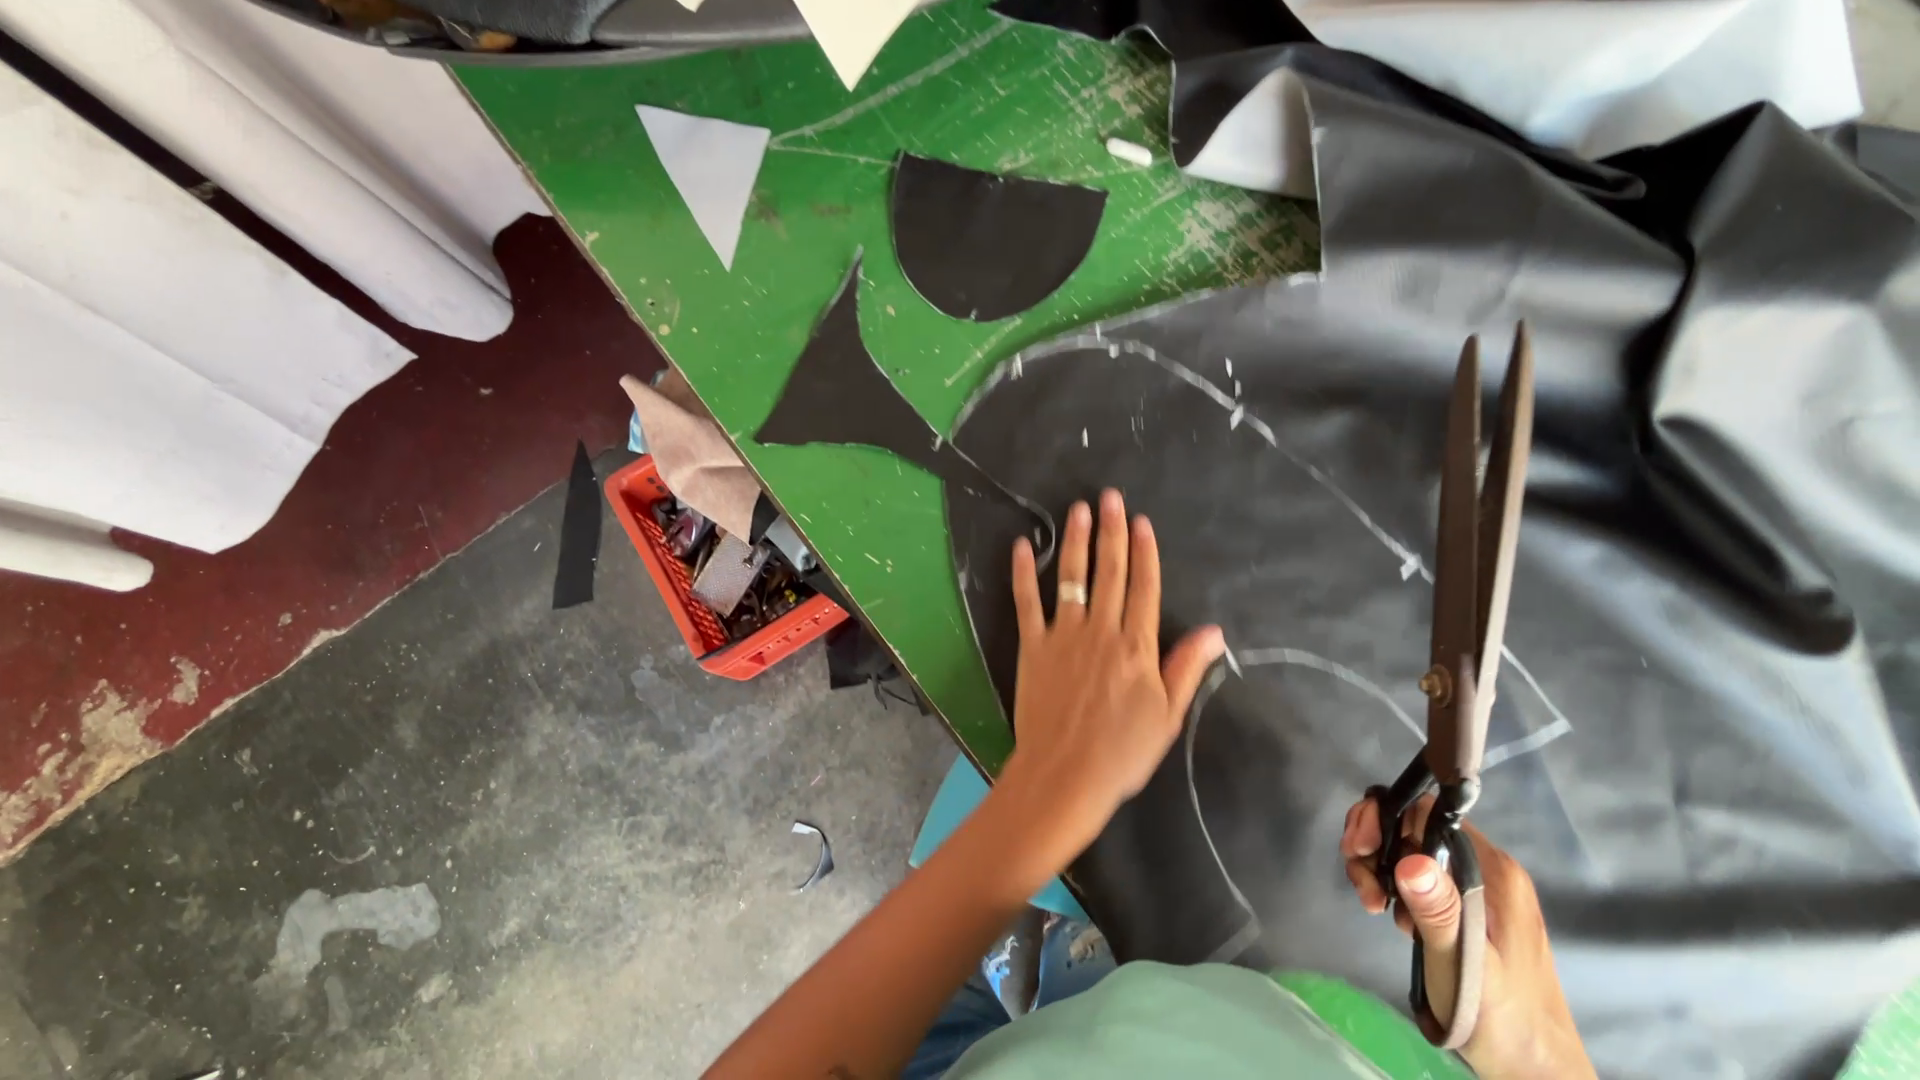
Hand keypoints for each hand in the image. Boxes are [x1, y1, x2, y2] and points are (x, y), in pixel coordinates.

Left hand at [997, 489, 1225, 862]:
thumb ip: (1186, 668)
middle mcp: (1102, 631)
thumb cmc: (1122, 752)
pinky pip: (1027, 603)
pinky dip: (1024, 573)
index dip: (1144, 553)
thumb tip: (1215, 630)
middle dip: (1111, 532)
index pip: (1145, 588)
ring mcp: (1064, 636)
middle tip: (1110, 497)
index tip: (1142, 522)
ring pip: (1072, 578)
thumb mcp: (1167, 716)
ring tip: (1077, 508)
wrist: (1065, 775)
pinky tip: (1024, 546)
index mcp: (1137, 646)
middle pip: (1110, 573)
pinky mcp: (1033, 647)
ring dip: (1075, 541)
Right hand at [1341, 795, 1595, 1079]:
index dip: (1386, 820)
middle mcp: (1487, 869)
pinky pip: (1420, 875)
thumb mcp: (1463, 964)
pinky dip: (1393, 885)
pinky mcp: (1466, 907)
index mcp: (1494, 872)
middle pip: (1415, 826)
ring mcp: (1477, 888)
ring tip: (1371, 906)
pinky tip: (1390, 915)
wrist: (1535, 1071)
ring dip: (1378, 867)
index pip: (1428, 813)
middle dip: (1375, 844)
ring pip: (1412, 850)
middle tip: (1360, 883)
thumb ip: (1440, 912)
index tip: (1360, 851)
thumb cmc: (1502, 1019)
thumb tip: (1410, 859)